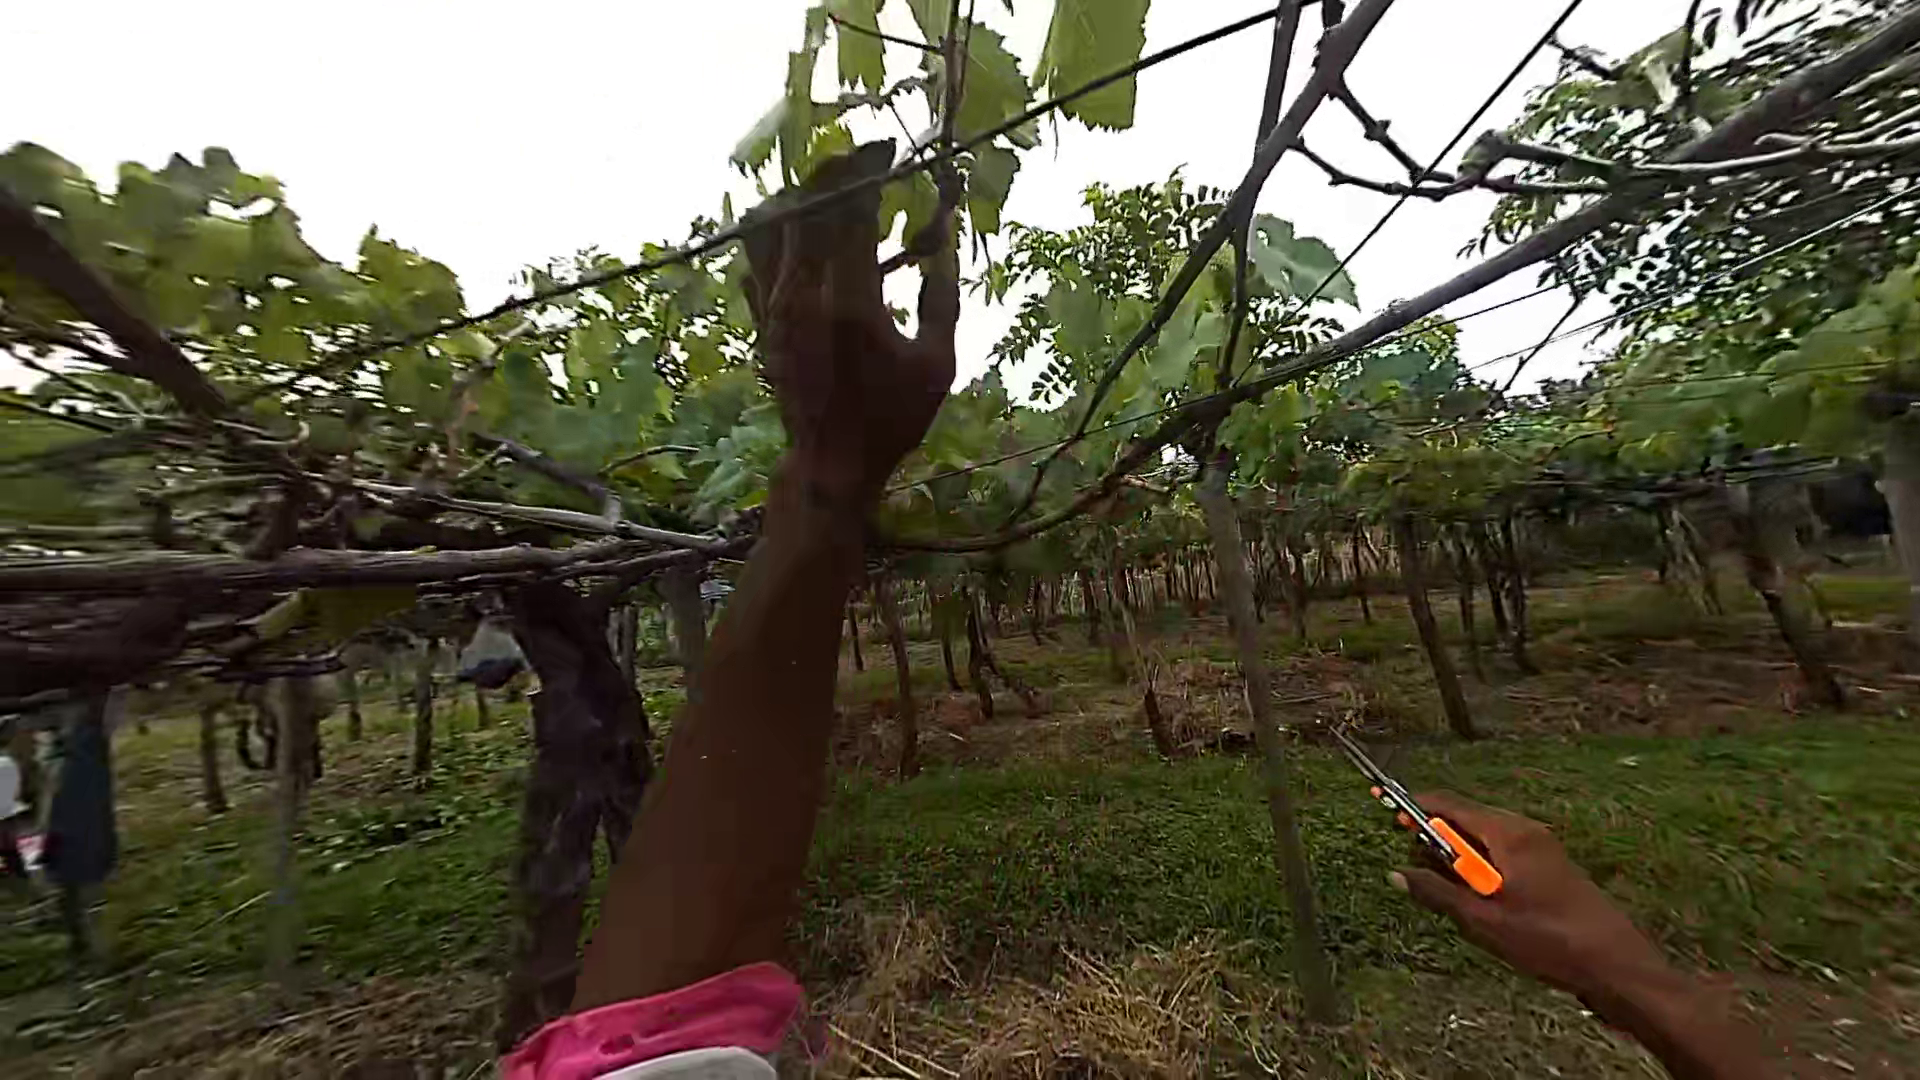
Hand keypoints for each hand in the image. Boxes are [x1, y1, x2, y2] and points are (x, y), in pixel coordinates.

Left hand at [741, 143, 957, 506]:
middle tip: (864, 161)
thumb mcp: (936, 366)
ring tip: (828, 194)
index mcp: (851, 301)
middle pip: (806, 202)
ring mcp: (773, 309)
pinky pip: (752, 260)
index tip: (892, 151)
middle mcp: (803, 294)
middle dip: (837, 168)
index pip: (852, 207)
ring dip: (798, 196)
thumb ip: (943, 302)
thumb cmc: (891, 419)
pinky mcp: (761, 324)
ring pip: (767, 223)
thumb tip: (944, 250)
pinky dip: (773, 235)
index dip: (872, 168)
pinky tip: (799, 238)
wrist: (832, 462)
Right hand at [1394, 793, 1773, 1078]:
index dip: (1411, 805)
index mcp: (1507, 832)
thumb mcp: (1484, 921)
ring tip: (1455, 891)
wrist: (1631, 978)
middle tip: (1420, 864)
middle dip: (1434, 837)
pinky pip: (1500, 852)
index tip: (1382, 803)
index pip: (1445, 803)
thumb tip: (1395, 873)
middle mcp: (1523, 830)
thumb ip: (1435, 892)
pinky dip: (1480, 866)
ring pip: (1480, 838)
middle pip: (1461, 818)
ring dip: (1458, 857)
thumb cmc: (1553, 942)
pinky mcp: (1550, 867)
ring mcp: (1540, 848)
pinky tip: (1482, 898)